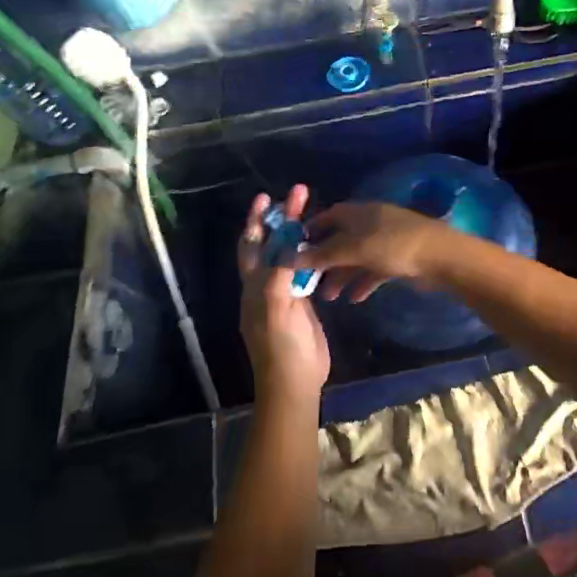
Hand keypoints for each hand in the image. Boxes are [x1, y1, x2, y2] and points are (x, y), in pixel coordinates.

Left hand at [238, 187, 329, 403]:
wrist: (295, 383)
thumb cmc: (281, 347)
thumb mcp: (275, 310)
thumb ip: (277, 276)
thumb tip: (286, 244)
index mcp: (253, 285)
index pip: (253, 245)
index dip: (257, 220)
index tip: (267, 196)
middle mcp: (265, 285)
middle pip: (272, 244)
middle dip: (283, 218)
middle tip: (300, 193)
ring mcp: (284, 294)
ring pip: (289, 255)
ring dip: (298, 233)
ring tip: (313, 211)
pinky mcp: (302, 303)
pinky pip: (304, 271)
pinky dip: (311, 254)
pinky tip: (323, 244)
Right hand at [296, 201, 455, 303]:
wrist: (439, 256)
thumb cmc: (391, 245)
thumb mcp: (352, 249)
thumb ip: (321, 255)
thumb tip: (290, 258)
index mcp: (355, 211)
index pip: (325, 218)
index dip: (309, 233)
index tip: (293, 253)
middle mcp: (367, 223)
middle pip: (339, 240)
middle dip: (323, 261)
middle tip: (308, 282)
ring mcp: (384, 241)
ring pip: (355, 258)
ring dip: (341, 276)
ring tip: (329, 297)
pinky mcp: (397, 258)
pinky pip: (373, 270)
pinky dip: (363, 283)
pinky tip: (354, 299)